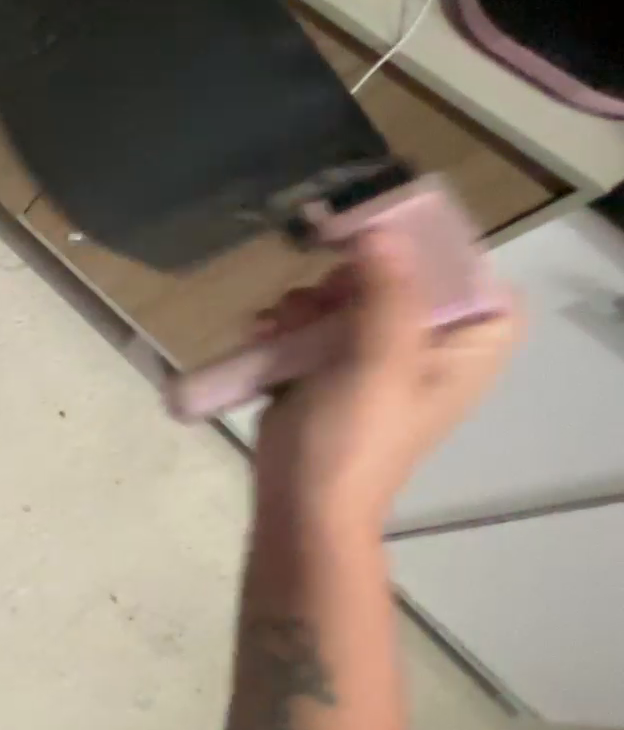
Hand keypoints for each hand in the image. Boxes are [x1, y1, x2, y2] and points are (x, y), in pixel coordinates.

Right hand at [252, 231, 519, 535]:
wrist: (302, 499)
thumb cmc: (352, 437)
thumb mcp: (377, 363)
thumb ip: (385, 295)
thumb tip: (379, 230)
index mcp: (467, 346)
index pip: (467, 274)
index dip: (424, 249)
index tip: (368, 237)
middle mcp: (428, 347)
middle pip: (396, 281)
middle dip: (347, 280)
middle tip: (316, 293)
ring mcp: (374, 361)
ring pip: (344, 303)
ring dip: (305, 304)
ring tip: (275, 323)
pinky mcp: (327, 372)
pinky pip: (311, 329)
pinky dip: (285, 327)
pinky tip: (261, 335)